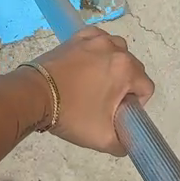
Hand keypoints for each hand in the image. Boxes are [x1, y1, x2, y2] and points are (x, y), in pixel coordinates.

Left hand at [29, 26, 153, 154]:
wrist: (33, 95)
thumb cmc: (71, 114)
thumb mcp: (103, 138)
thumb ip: (125, 142)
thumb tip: (128, 139)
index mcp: (125, 69)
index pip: (146, 87)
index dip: (136, 104)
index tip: (117, 113)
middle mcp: (113, 48)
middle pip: (133, 68)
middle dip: (125, 85)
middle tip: (104, 102)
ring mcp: (93, 39)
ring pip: (117, 50)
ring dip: (113, 65)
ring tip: (95, 83)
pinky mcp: (75, 38)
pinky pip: (97, 39)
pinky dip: (97, 49)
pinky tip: (88, 63)